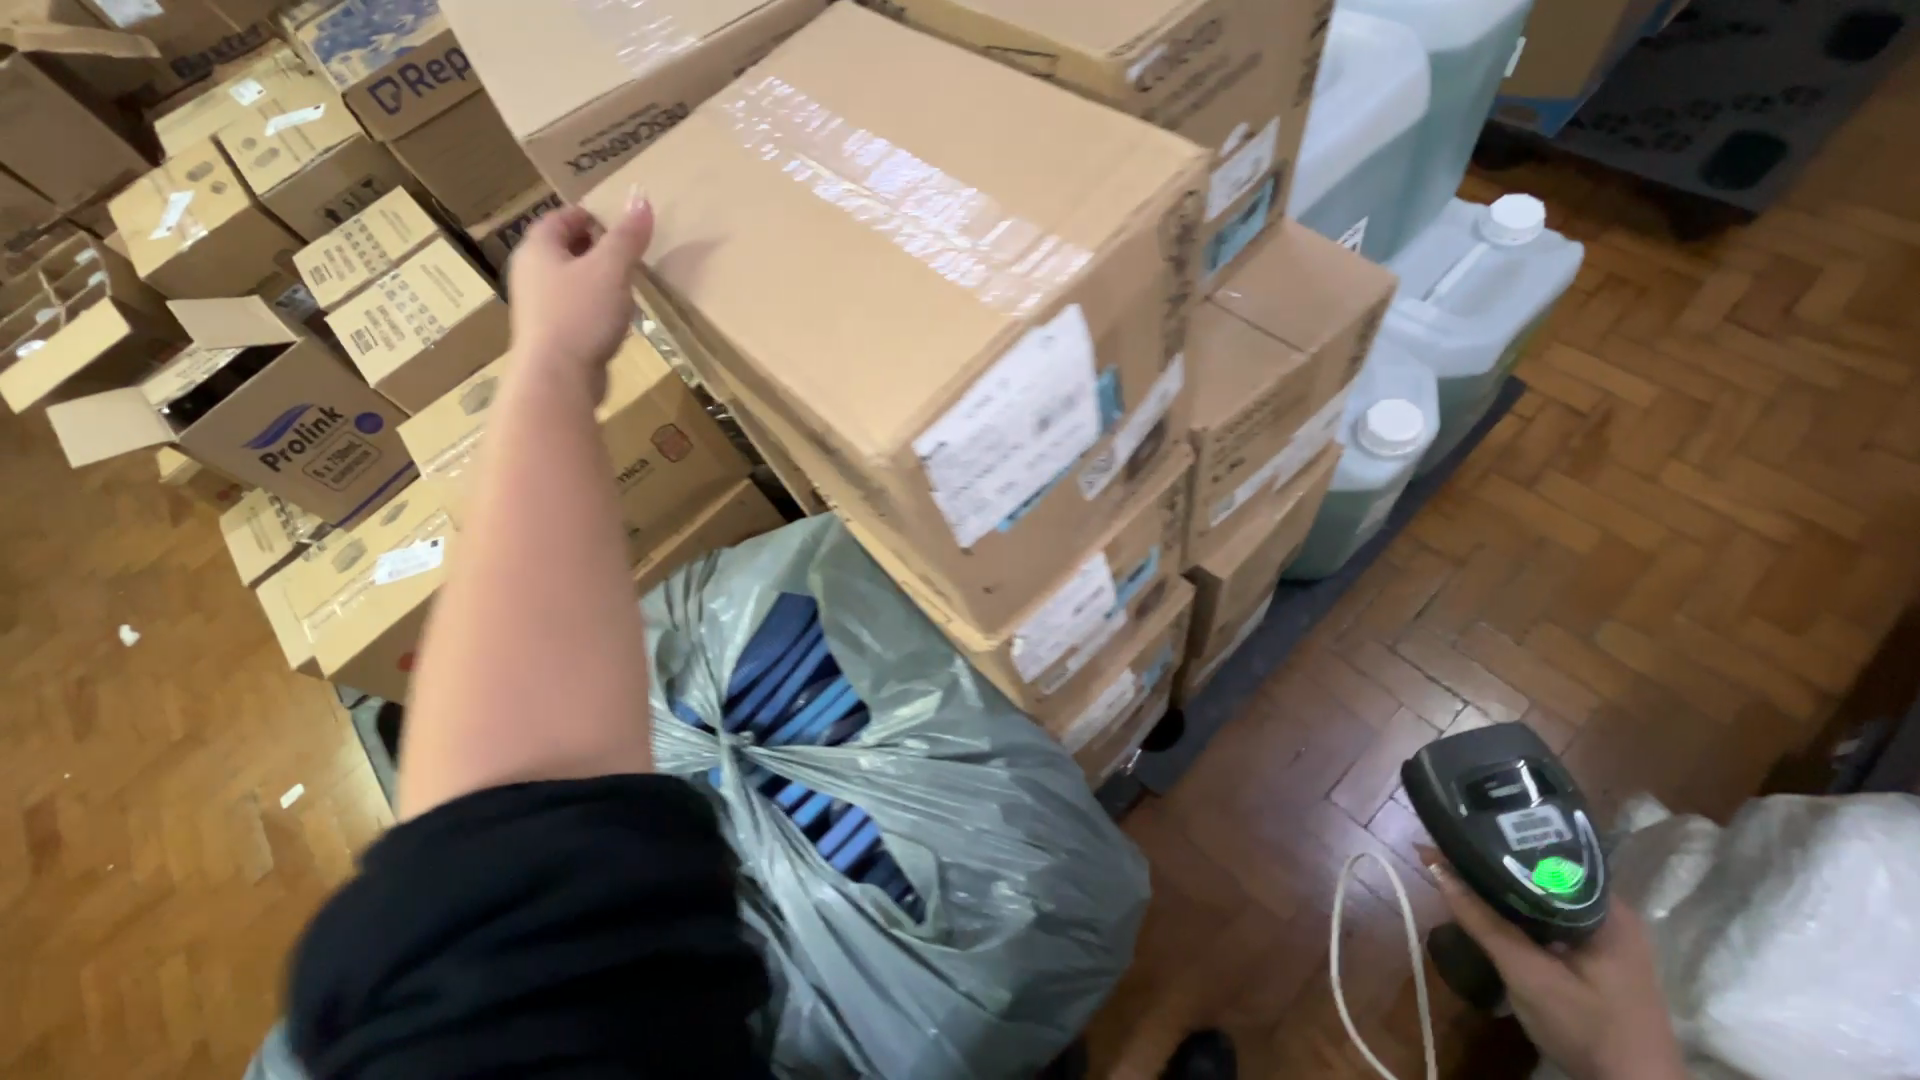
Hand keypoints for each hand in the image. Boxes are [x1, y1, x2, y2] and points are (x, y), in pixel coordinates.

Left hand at [506, 199, 654, 398]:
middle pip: (563, 250)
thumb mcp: (611, 270)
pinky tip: (615, 318)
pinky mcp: (551, 336)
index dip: (588, 215)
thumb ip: (627, 236)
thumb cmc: (581, 314)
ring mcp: (538, 307)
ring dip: (595, 279)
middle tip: (626, 250)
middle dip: (593, 247)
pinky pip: (574, 310)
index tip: (617, 221)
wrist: (558, 377)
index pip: (560, 218)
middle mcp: (531, 274)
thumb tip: (641, 197)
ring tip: (626, 283)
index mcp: (538, 249)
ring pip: (569, 282)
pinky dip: (593, 307)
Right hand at [1434, 864, 1688, 1079]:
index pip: (1545, 854)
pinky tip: (1488, 913)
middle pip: (1541, 875)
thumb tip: (1435, 867)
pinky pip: (1548, 920)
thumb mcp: (1528, 975)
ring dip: (1501, 891)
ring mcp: (1606, 937)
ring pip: (1542, 898)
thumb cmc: (1589, 1029)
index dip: (1496, 843)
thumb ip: (1483, 921)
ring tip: (1456, 875)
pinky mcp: (1596, 958)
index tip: (1452, 834)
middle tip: (1445, 854)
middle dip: (1493, 865)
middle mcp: (1611, 913)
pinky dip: (1516, 913)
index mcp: (1608, 907)